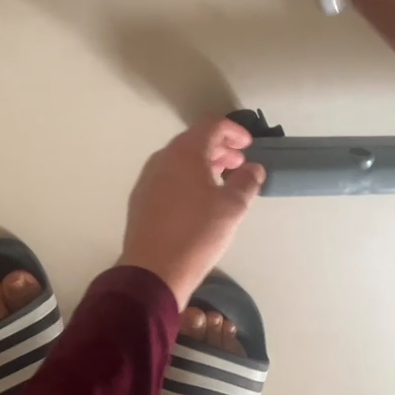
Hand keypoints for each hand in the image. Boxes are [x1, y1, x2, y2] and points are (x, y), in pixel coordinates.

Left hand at [119, 117, 265, 307]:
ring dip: (203, 163)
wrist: (153, 270)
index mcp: (184, 152)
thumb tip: (254, 168)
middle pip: (194, 140)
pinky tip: (199, 198)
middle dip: (219, 147)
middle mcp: (162, 158)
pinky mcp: (141, 197)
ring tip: (222, 180)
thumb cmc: (197, 233)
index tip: (248, 145)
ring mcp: (148, 178)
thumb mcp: (232, 207)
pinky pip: (168, 176)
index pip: (211, 125)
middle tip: (239, 163)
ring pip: (179, 159)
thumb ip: (246, 182)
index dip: (233, 130)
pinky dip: (187, 177)